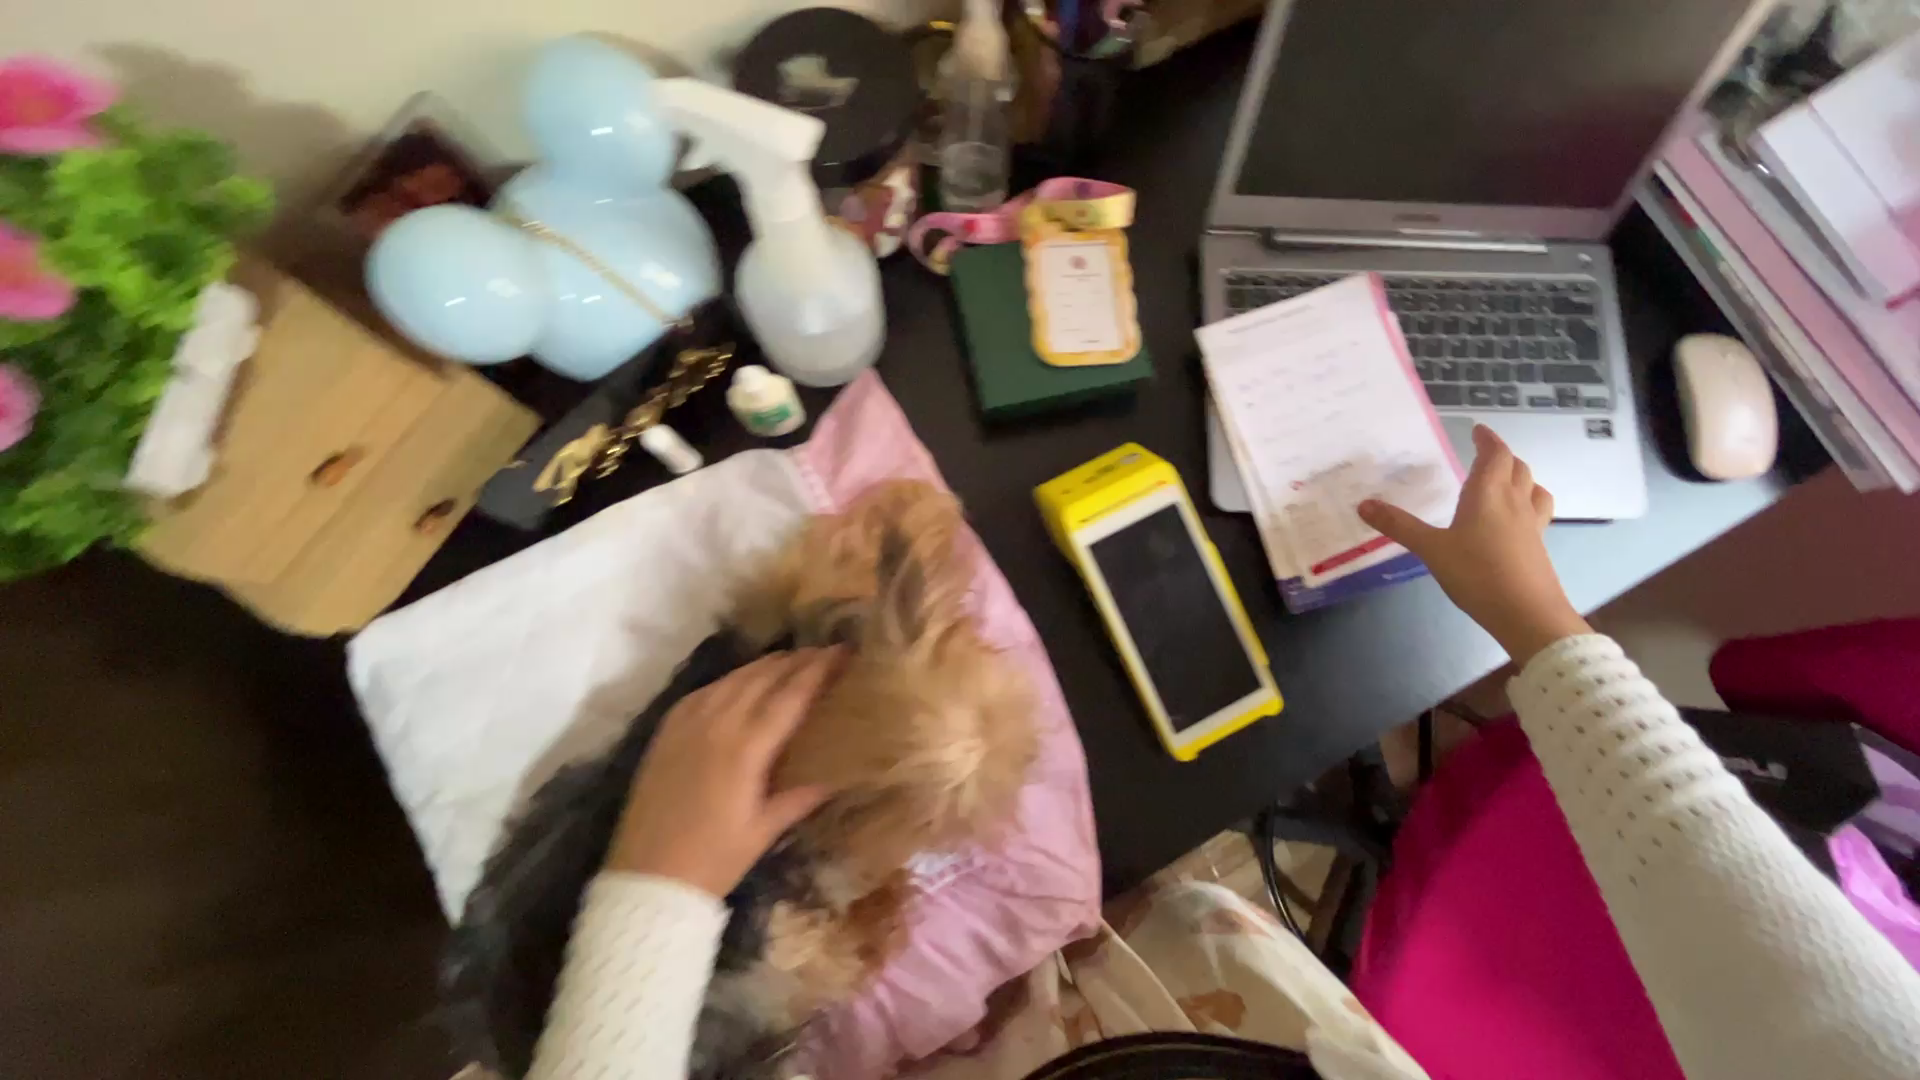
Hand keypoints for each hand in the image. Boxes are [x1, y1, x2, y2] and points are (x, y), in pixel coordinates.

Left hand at [604, 649, 842, 897]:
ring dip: (766, 665)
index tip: (842, 650)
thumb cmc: (713, 860)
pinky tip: (745, 680)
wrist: (647, 878)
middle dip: (797, 660)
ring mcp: (688, 722)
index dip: (819, 669)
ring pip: (734, 677)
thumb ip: (802, 795)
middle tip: (825, 651)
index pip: (791, 695)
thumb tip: (841, 774)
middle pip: (764, 676)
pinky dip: (733, 678)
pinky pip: (707, 689)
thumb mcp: (765, 829)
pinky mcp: (668, 728)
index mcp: (746, 748)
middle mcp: (717, 724)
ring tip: (793, 659)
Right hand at [1358, 425, 1591, 665]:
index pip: (1495, 456)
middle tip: (1485, 453)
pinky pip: (1537, 511)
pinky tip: (1514, 519)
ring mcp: (1531, 525)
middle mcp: (1514, 503)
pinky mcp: (1537, 545)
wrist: (1527, 613)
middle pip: (1517, 468)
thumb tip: (1363, 504)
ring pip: (1533, 488)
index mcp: (1488, 495)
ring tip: (1506, 480)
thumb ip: (1398, 525)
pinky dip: (1527, 502)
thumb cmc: (1477, 574)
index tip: (1478, 430)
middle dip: (1502, 456)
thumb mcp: (1430, 549)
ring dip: (1520, 477)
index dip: (1488, 440)